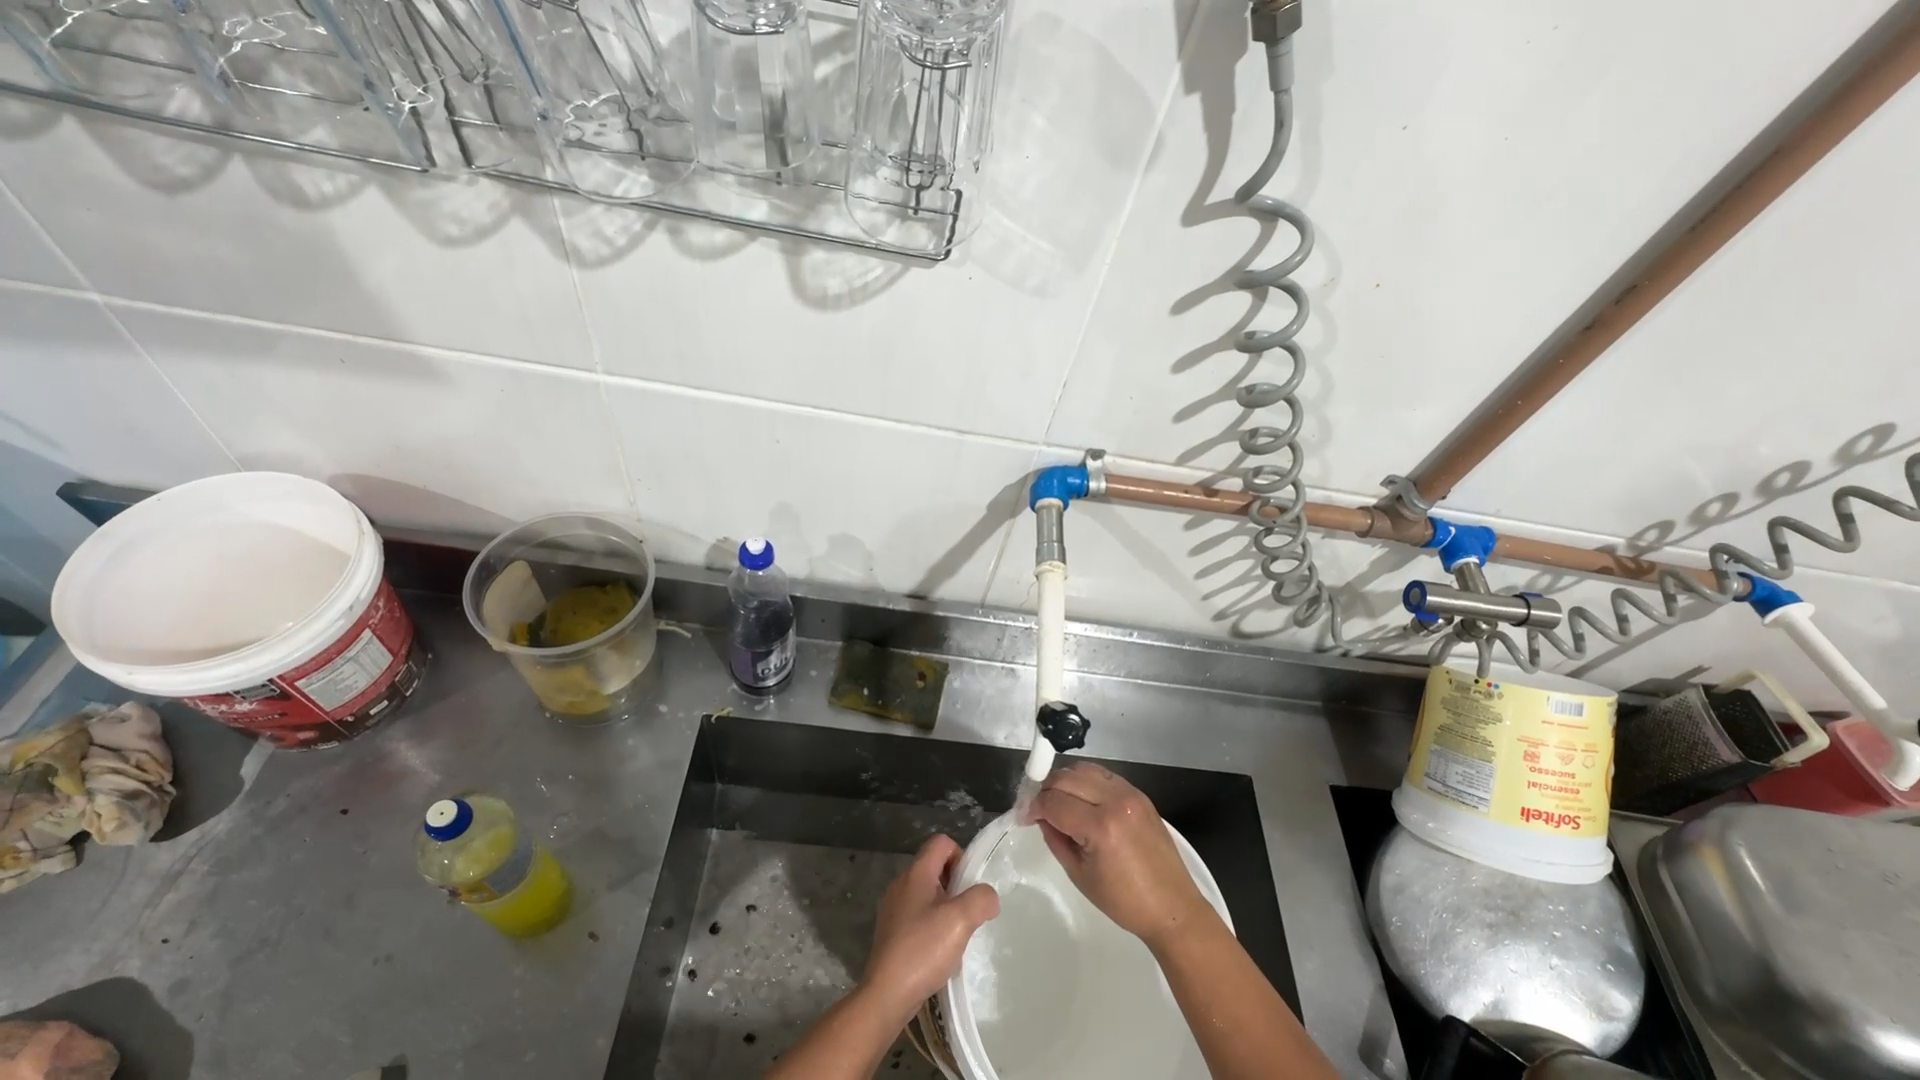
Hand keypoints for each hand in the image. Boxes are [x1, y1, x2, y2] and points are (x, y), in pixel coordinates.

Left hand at [861, 834, 999, 1017]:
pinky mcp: (892, 931)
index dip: (962, 856)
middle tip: (968, 913)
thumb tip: (988, 897)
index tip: (971, 887)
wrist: (887, 994)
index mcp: (915, 873)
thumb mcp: (961, 919)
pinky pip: (918, 914)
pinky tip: (940, 948)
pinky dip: (933, 923)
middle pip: (935, 866)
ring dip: (947, 906)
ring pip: (928, 892)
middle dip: (957, 884)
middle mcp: (901, 884)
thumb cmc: (923, 950)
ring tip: (957, 933)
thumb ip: (981, 899)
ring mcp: (893, 908)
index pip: (941, 842)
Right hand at [1033, 763, 1215, 948]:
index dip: (1032, 807)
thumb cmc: (1124, 901)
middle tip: (1035, 809)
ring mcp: (1131, 794)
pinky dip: (1085, 781)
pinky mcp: (1140, 795)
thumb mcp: (1079, 874)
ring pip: (1084, 770)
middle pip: (1066, 778)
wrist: (1172, 907)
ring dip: (1064, 781)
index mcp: (1101, 827)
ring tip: (1056, 802)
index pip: (1053, 801)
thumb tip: (1040, 817)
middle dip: (1045, 790)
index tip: (1023, 818)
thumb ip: (1056, 839)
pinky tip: (1079, 799)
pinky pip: (1104, 775)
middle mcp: (1116, 801)